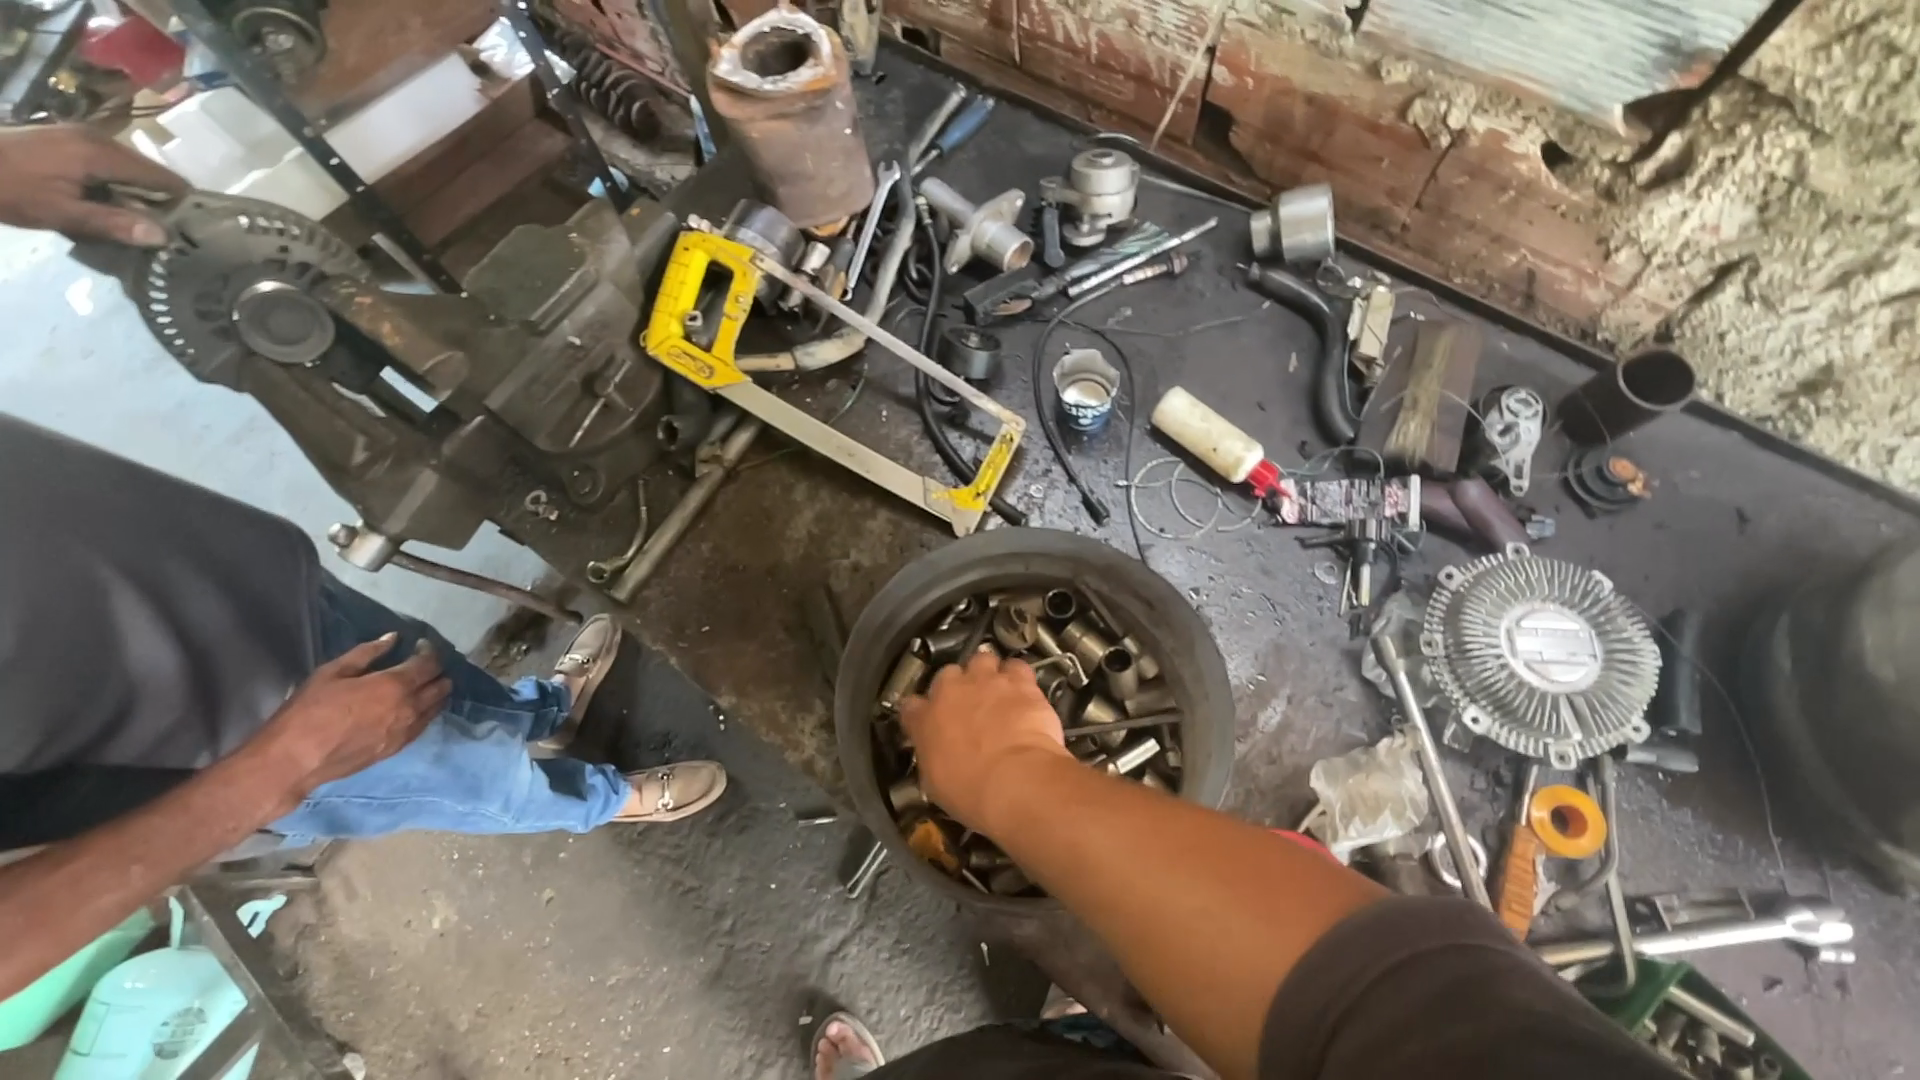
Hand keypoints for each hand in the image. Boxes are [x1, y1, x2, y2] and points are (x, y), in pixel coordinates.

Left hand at [0, 125, 185, 245]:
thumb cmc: (2, 187)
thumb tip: (164, 236)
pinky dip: (114, 185)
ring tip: (130, 221)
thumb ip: (113, 223)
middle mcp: (96, 137)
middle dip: (158, 201)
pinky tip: (103, 203)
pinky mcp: (62, 139)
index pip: (166, 178)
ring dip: (135, 194)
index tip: (186, 231)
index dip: (181, 205)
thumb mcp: (58, 212)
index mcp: (101, 153)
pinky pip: (107, 163)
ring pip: (129, 169)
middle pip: (150, 173)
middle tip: (157, 232)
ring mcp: (77, 135)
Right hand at [245, 633, 450, 806]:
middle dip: (438, 671)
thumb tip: (393, 638)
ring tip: (421, 685)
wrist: (295, 760)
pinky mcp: (400, 746)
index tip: (421, 645)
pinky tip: (412, 707)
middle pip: (443, 685)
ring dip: (436, 692)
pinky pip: (425, 724)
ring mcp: (408, 729)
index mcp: (396, 684)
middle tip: (422, 666)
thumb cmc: (309, 711)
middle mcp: (411, 706)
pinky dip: (426, 711)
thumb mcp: (332, 673)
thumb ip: (367, 652)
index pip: (430, 663)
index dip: (430, 651)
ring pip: (438, 706)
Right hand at [899, 647, 1073, 833]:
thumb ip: (934, 756)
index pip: (911, 706)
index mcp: (925, 719)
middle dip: (959, 686)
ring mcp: (987, 681)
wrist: (1014, 779)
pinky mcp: (1020, 681)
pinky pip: (1017, 667)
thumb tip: (939, 754)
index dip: (922, 712)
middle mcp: (952, 690)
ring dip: (989, 674)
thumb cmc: (970, 790)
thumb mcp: (936, 782)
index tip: (929, 721)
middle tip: (970, 706)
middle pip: (949, 673)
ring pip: (983, 659)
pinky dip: (1020, 678)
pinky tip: (1026, 692)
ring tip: (999, 691)